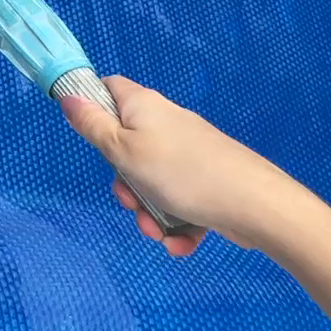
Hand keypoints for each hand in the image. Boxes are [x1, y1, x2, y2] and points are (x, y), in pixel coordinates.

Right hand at [58, 75, 317, 256]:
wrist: (262, 208)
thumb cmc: (181, 173)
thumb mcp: (122, 150)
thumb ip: (91, 125)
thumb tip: (68, 97)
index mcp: (143, 105)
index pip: (108, 88)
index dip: (92, 105)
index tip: (89, 135)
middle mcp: (166, 122)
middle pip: (126, 143)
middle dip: (124, 181)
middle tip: (129, 201)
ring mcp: (191, 151)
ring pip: (153, 177)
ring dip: (149, 208)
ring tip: (159, 232)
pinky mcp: (211, 179)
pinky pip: (181, 196)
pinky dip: (178, 220)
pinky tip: (181, 242)